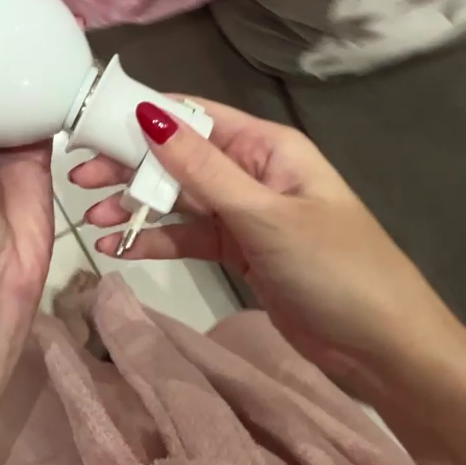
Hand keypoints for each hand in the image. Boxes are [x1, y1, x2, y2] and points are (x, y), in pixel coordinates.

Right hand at [72, 97, 458, 380]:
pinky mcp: (238, 252)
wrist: (385, 351)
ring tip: (95, 219)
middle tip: (79, 178)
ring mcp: (244, 214)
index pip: (195, 116)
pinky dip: (156, 240)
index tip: (90, 124)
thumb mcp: (264, 216)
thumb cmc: (335, 270)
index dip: (143, 116)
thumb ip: (201, 169)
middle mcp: (251, 172)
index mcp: (267, 147)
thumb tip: (148, 113)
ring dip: (136, 206)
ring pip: (178, 199)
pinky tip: (122, 249)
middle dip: (130, 165)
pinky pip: (188, 237)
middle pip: (179, 157)